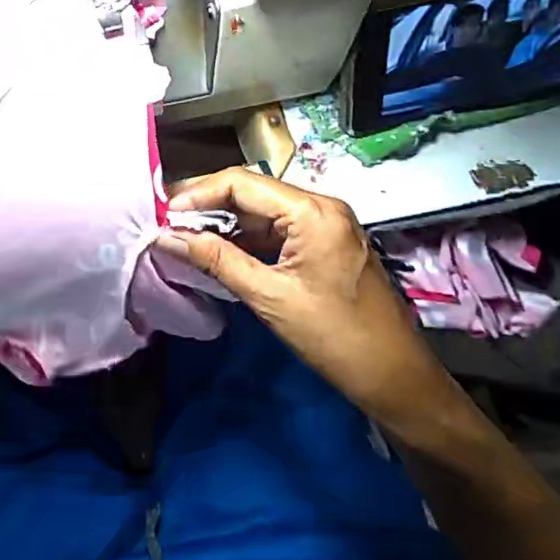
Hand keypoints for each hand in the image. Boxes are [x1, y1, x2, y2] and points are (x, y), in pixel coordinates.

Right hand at [156, 167, 457, 429]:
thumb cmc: (335, 337)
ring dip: (223, 222)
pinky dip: (244, 237)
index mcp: (313, 212)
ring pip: (261, 211)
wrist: (395, 376)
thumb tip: (168, 237)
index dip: (197, 193)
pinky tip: (216, 249)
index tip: (164, 213)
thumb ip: (216, 259)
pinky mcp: (323, 243)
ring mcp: (325, 224)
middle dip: (206, 205)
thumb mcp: (268, 296)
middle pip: (251, 191)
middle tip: (167, 221)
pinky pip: (275, 229)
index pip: (242, 183)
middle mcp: (321, 207)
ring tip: (184, 235)